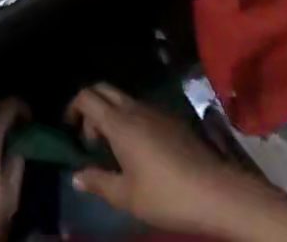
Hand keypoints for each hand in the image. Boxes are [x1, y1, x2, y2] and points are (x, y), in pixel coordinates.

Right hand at [67, 84, 276, 238]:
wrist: (216, 192)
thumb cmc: (166, 195)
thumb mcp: (126, 197)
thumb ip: (98, 182)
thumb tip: (76, 175)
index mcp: (119, 122)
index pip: (87, 97)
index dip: (73, 108)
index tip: (70, 132)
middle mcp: (135, 107)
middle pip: (104, 89)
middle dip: (89, 106)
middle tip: (89, 137)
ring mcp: (156, 110)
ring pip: (123, 98)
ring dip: (110, 112)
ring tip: (112, 147)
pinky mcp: (172, 118)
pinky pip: (141, 107)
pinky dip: (129, 118)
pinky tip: (137, 149)